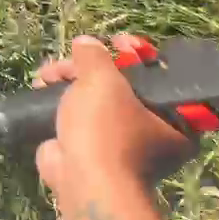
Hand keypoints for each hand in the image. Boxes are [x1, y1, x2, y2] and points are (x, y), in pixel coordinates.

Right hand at [33, 34, 199, 196]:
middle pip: (120, 84)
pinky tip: (42, 90)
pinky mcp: (93, 146)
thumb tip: (87, 43)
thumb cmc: (106, 129)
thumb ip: (95, 56)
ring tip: (45, 77)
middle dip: (87, 67)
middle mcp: (154, 131)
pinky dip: (61, 99)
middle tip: (66, 63)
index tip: (115, 42)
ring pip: (95, 96)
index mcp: (176, 122)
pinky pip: (79, 112)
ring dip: (68, 79)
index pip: (163, 78)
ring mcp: (122, 140)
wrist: (84, 177)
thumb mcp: (103, 81)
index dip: (139, 55)